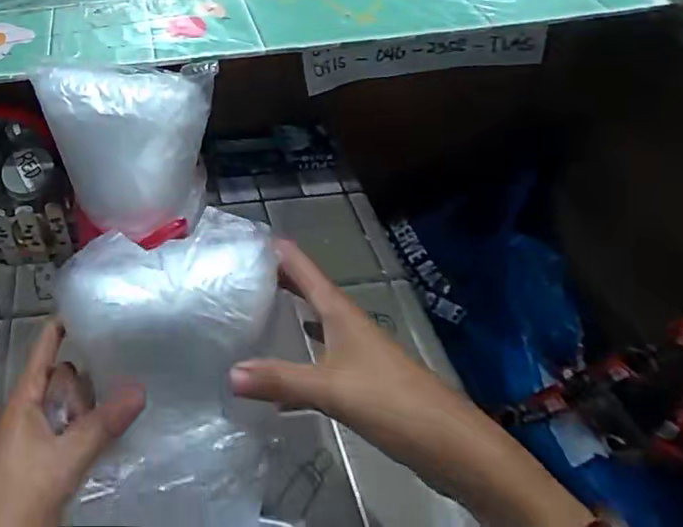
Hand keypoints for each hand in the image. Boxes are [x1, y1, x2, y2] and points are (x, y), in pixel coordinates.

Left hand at [0, 320, 144, 526]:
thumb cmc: (17, 495)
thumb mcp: (63, 460)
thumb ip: (100, 426)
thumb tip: (139, 388)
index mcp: (24, 398)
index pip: (44, 348)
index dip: (62, 325)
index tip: (88, 308)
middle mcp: (25, 411)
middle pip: (59, 378)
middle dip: (84, 378)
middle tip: (117, 378)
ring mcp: (29, 438)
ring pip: (63, 408)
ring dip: (85, 409)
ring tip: (116, 409)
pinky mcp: (35, 463)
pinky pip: (62, 434)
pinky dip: (81, 432)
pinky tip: (101, 441)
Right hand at [230, 241, 591, 526]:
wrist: (453, 446)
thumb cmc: (392, 401)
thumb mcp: (331, 389)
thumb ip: (281, 379)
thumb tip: (229, 373)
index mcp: (339, 311)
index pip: (302, 267)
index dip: (275, 249)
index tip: (243, 237)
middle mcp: (347, 323)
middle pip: (307, 290)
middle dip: (276, 277)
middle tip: (237, 270)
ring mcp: (357, 351)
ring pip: (314, 320)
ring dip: (288, 311)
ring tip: (253, 309)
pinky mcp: (363, 379)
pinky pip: (321, 353)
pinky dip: (300, 351)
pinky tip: (282, 369)